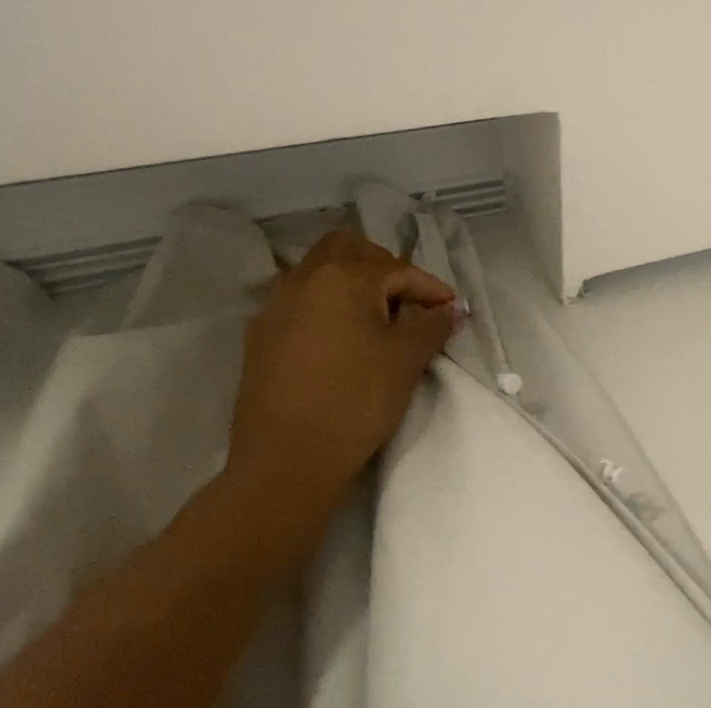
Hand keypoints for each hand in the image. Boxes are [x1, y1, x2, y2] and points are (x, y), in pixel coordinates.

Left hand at [226, 228, 457, 509]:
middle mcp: (305, 279)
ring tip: (375, 320)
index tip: (451, 313)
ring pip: (318, 272)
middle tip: (407, 301)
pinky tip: (341, 340)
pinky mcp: (259, 337)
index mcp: (344, 277)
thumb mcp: (406, 360)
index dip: (431, 289)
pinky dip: (325, 306)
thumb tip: (450, 310)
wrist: (285, 461)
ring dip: (350, 283)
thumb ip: (432, 326)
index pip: (399, 269)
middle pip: (349, 249)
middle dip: (383, 267)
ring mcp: (275, 307)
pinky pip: (299, 302)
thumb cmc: (355, 400)